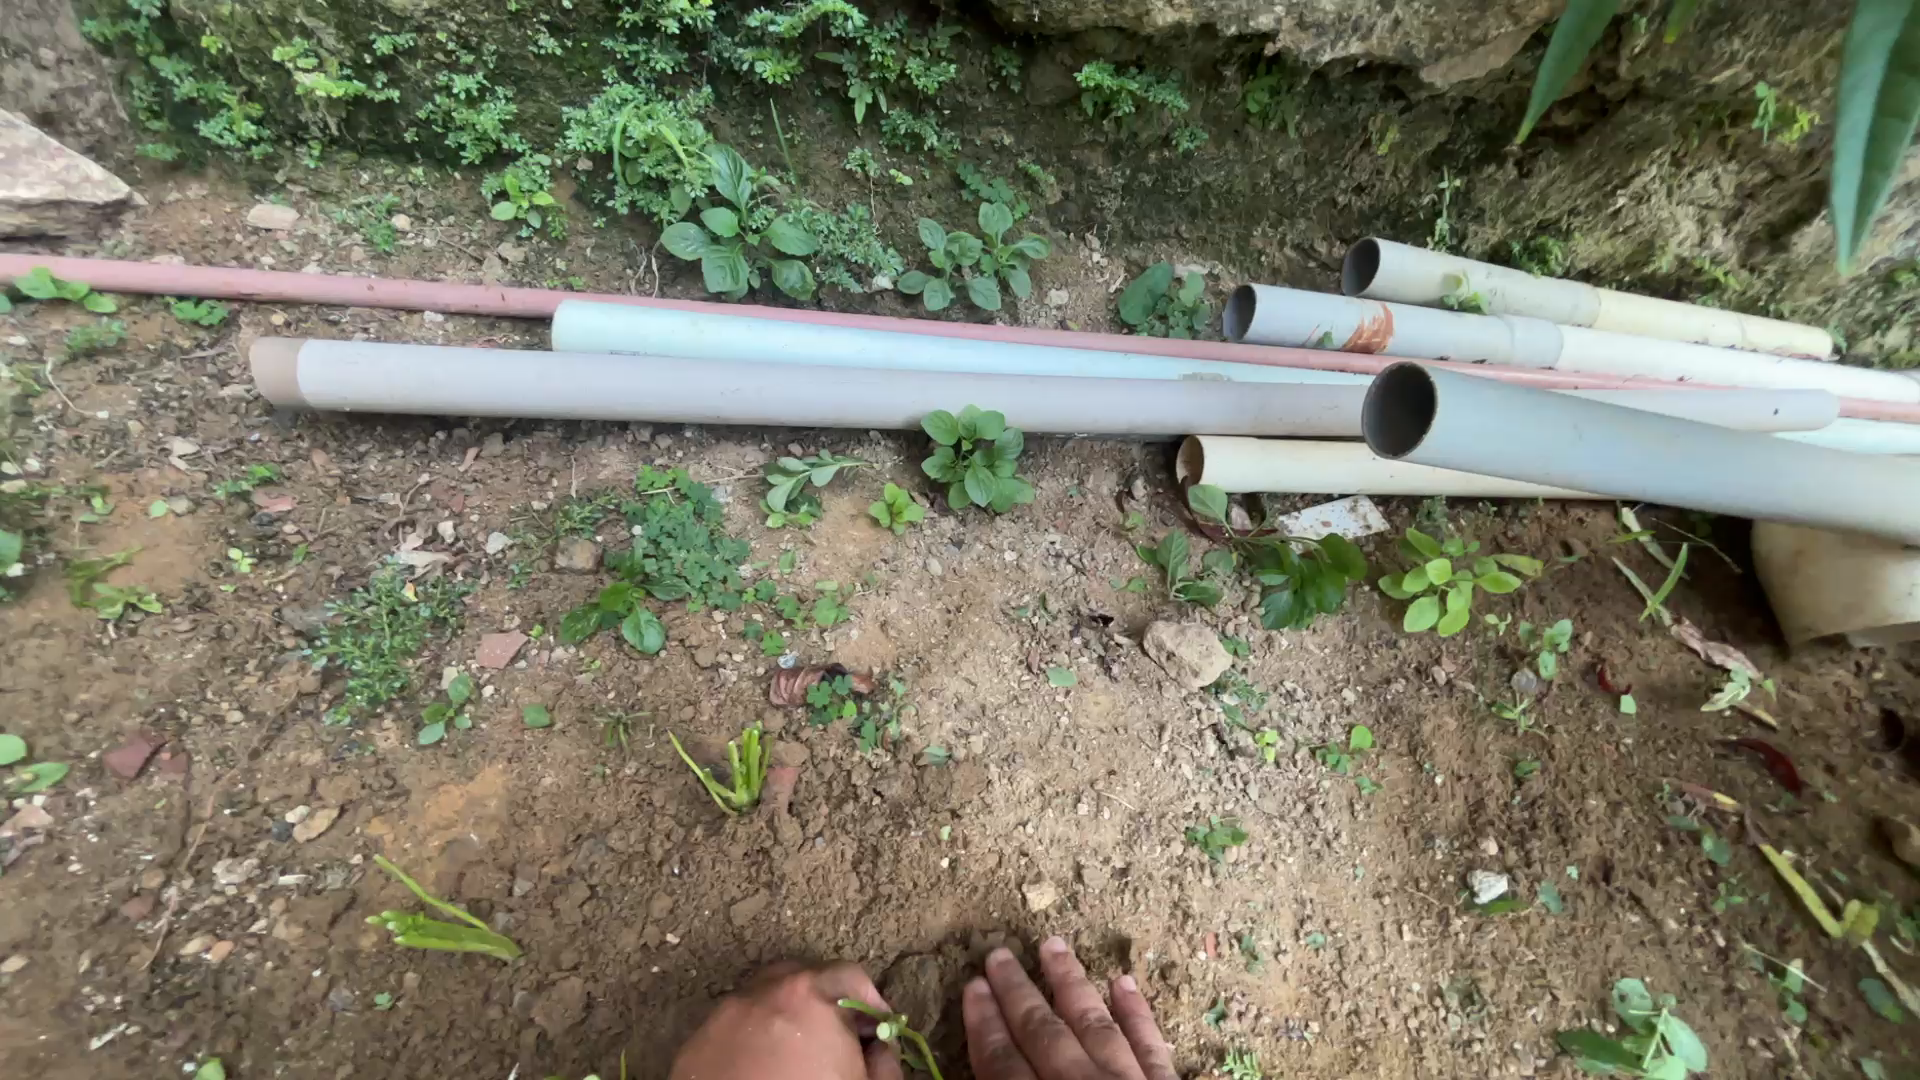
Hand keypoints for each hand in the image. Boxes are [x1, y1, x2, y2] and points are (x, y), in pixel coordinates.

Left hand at [670, 961, 903, 1079]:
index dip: (869, 1003)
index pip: (851, 976)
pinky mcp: (693, 1048)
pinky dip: (748, 1043)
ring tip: (792, 1061)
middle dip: (823, 1005)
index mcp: (813, 994)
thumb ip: (884, 1063)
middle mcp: (765, 991)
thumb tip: (879, 1047)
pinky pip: (731, 1032)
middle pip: (803, 980)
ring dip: (783, 1021)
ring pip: (763, 1003)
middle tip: (835, 1042)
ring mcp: (723, 1017)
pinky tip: (757, 1075)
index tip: (875, 1030)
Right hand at [963, 936, 1175, 1079]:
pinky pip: (1151, 1045)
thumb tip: (967, 1071)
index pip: (1001, 1063)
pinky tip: (1123, 981)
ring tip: (1052, 944)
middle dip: (1017, 991)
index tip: (972, 986)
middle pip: (1041, 1032)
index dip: (984, 1024)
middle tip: (999, 952)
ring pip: (1094, 1022)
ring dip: (1070, 982)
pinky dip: (1137, 1013)